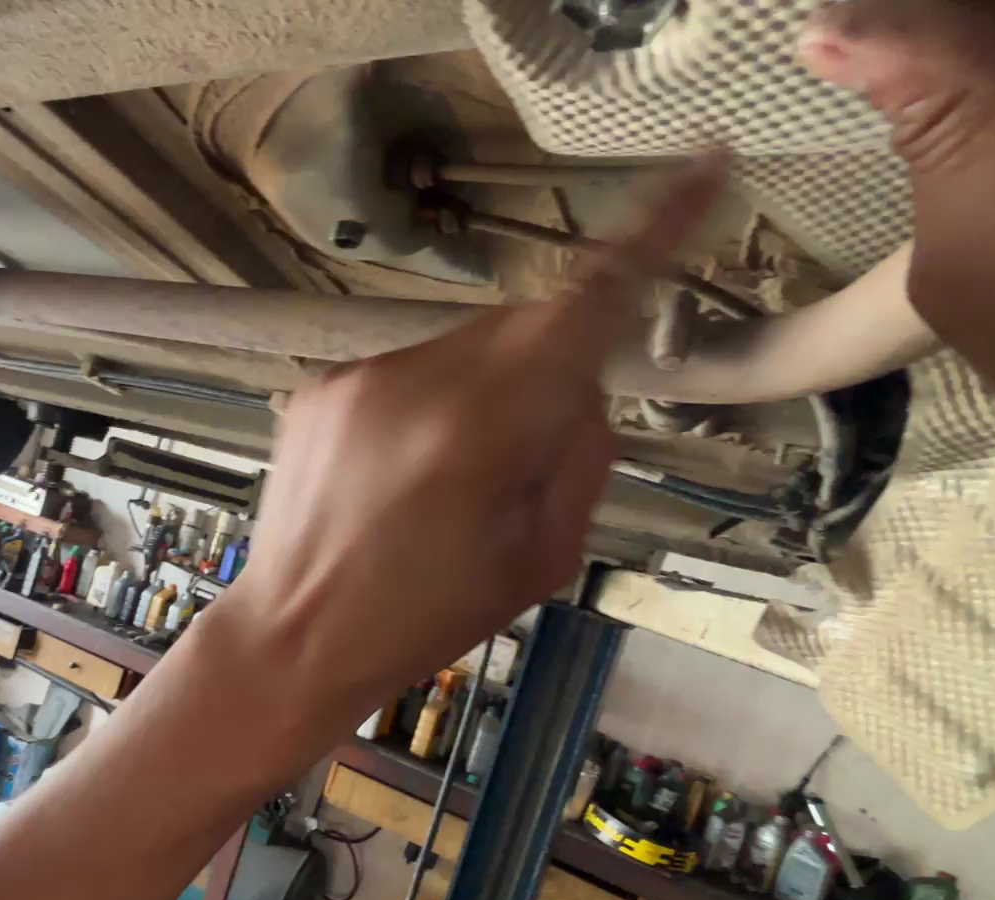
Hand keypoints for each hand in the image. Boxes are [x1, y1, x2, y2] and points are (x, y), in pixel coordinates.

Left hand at [219, 159, 726, 727]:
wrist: (294, 635)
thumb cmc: (423, 620)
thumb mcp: (540, 562)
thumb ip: (579, 457)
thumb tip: (583, 389)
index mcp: (480, 431)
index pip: (584, 308)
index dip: (650, 236)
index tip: (700, 169)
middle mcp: (412, 381)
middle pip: (519, 327)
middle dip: (544, 367)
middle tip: (520, 455)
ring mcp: (355, 379)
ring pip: (459, 348)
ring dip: (479, 392)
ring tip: (444, 478)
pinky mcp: (316, 389)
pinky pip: (403, 371)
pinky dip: (424, 404)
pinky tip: (398, 469)